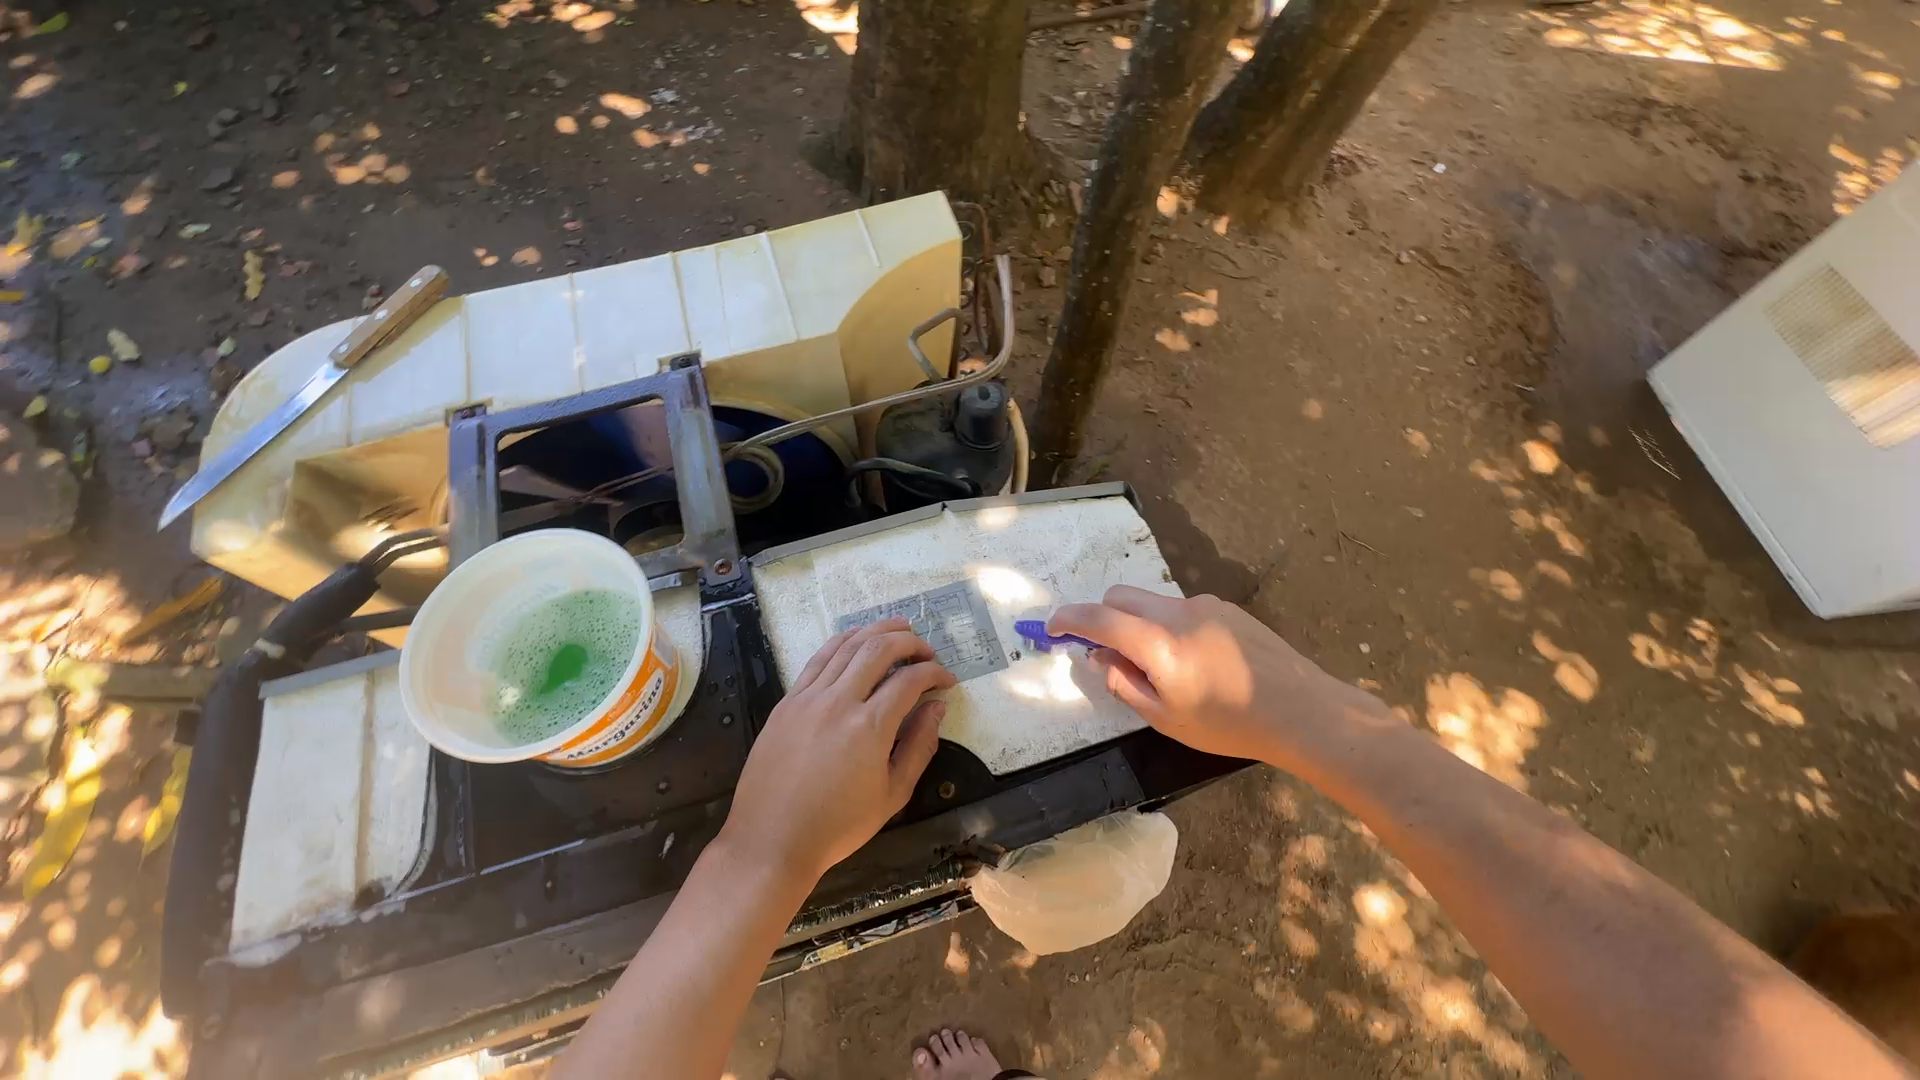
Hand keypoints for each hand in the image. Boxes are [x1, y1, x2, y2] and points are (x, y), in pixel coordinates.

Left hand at [721, 617, 956, 881]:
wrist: (772, 841)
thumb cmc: (838, 826)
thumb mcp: (892, 795)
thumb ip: (919, 746)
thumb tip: (936, 708)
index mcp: (870, 728)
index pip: (910, 680)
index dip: (934, 674)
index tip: (947, 680)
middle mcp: (839, 701)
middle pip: (879, 649)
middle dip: (910, 642)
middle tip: (927, 651)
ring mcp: (808, 698)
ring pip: (847, 646)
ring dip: (877, 631)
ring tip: (899, 629)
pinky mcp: (787, 701)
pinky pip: (818, 659)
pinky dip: (842, 642)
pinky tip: (856, 639)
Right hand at [1048, 586, 1365, 763]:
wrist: (1304, 711)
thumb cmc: (1230, 724)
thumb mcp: (1166, 719)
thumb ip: (1124, 683)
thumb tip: (1098, 657)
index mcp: (1158, 643)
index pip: (1099, 618)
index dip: (1068, 620)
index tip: (1052, 628)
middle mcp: (1177, 612)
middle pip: (1120, 596)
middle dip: (1101, 616)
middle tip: (1104, 651)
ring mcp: (1205, 605)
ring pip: (1151, 602)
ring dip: (1138, 622)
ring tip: (1161, 666)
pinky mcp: (1227, 607)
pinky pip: (1181, 608)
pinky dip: (1167, 624)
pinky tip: (1196, 660)